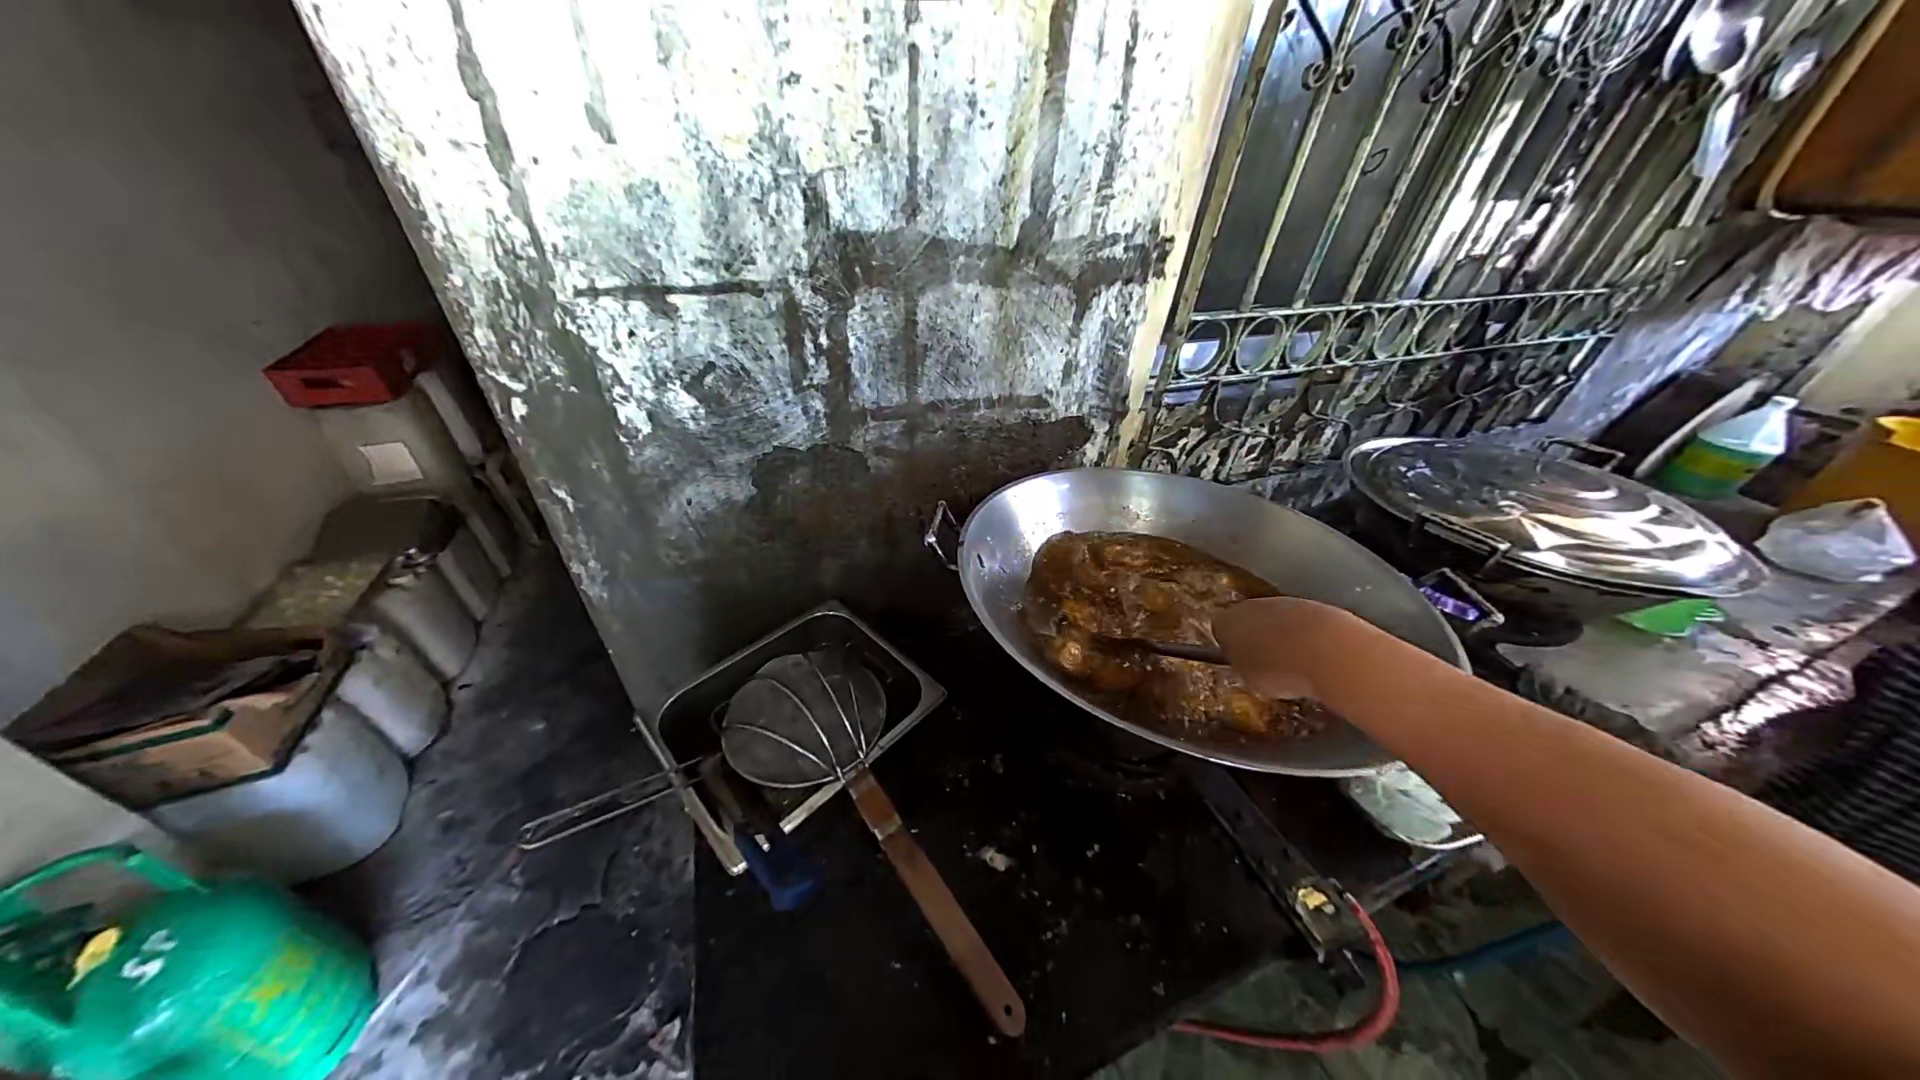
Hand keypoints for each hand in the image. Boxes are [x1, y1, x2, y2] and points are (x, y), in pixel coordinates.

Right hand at [1212, 597, 1361, 701]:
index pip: (1219, 630)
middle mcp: (1252, 605)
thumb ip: (1243, 667)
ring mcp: (1285, 602)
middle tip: (1267, 664)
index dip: (1229, 647)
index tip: (1239, 663)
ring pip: (1278, 620)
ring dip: (1284, 636)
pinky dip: (1308, 636)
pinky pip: (1304, 623)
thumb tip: (1248, 663)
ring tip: (1297, 664)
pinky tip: (1319, 657)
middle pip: (1249, 619)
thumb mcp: (1249, 679)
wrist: (1331, 650)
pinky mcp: (1316, 605)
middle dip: (1256, 637)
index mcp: (1227, 622)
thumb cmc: (1280, 669)